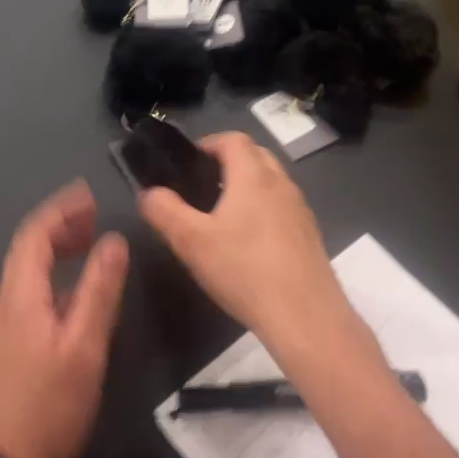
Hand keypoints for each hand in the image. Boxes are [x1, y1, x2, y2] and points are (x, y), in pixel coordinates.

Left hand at [0, 181, 129, 457]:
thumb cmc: (51, 401)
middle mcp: (8, 300)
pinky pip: (33, 288)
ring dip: (57, 246)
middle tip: (93, 212)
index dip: (60, 209)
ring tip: (89, 238)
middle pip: (29, 247)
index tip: (88, 193)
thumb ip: (100, 291)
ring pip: (30, 268)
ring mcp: (9, 322)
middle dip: (60, 223)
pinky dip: (56, 271)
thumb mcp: (85, 346)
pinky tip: (78, 286)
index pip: (35, 234)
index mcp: (21, 294)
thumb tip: (115, 240)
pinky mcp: (15, 342)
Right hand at [138, 132, 346, 344]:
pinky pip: (283, 208)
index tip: (188, 163)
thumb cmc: (245, 271)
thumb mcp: (191, 242)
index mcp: (253, 176)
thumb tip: (148, 193)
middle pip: (255, 155)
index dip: (209, 143)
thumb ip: (164, 211)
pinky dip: (264, 211)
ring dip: (248, 187)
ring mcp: (301, 210)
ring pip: (272, 182)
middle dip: (229, 162)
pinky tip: (249, 245)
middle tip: (202, 187)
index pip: (233, 139)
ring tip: (222, 216)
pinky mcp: (310, 237)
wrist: (306, 318)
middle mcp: (281, 184)